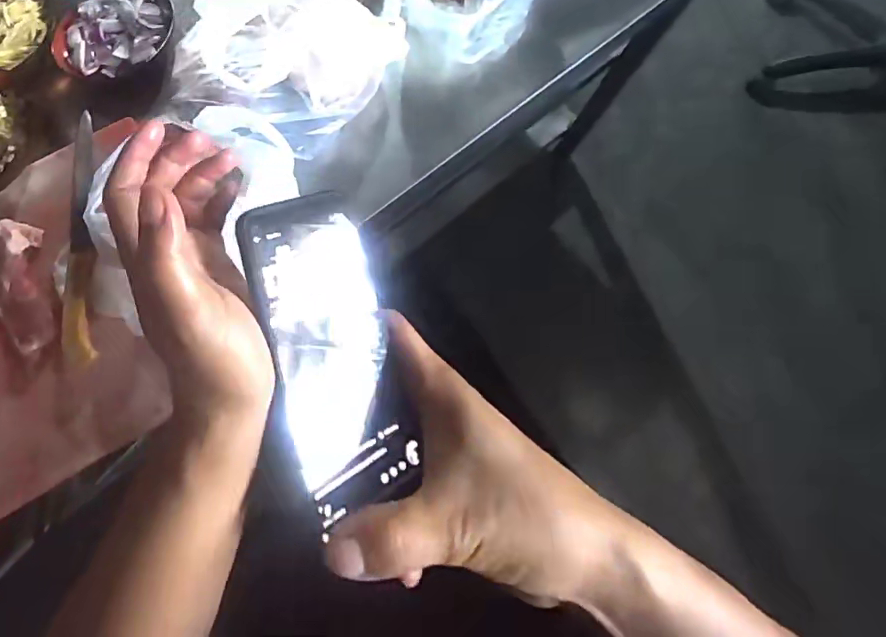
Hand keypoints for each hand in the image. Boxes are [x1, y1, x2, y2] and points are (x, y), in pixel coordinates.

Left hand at [105, 121, 273, 436]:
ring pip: (182, 199)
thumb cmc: (212, 357)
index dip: (134, 159)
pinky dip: (219, 194)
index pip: (124, 196)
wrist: (233, 398)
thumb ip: (166, 255)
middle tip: (209, 138)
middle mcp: (157, 251)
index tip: (158, 127)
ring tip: (231, 155)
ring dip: (200, 172)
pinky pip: (208, 215)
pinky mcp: (209, 262)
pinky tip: (238, 181)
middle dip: (174, 158)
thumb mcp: (189, 308)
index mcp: (144, 258)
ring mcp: (184, 256)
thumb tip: (156, 197)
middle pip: (154, 191)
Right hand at [324, 314, 790, 636]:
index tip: (310, 327)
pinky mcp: (454, 486)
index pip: (393, 334)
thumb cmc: (525, 513)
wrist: (590, 562)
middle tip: (294, 408)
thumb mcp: (453, 524)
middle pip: (380, 386)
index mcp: (441, 392)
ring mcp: (447, 447)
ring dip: (361, 461)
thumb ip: (390, 536)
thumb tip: (329, 552)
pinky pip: (406, 484)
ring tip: (318, 479)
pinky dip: (389, 508)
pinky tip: (381, 549)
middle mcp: (440, 409)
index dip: (354, 323)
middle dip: (341, 397)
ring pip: (390, 438)